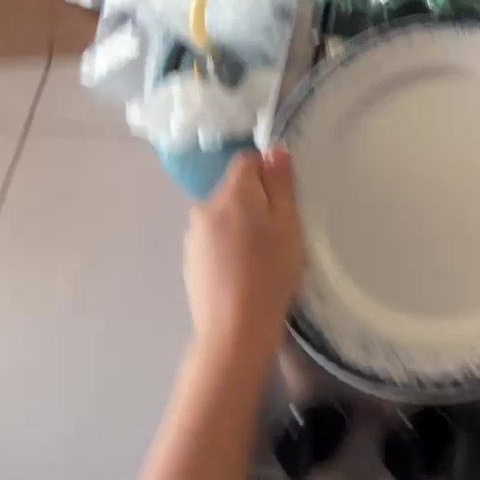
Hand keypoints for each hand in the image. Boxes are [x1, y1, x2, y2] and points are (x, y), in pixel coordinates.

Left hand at [185, 146, 303, 357]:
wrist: (235, 330)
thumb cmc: (271, 271)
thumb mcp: (289, 223)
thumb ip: (281, 184)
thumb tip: (275, 149)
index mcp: (231, 194)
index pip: (247, 161)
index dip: (269, 173)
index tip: (285, 200)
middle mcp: (205, 208)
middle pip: (235, 189)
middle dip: (256, 201)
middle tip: (280, 230)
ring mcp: (194, 237)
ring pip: (225, 215)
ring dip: (242, 224)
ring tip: (263, 254)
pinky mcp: (190, 261)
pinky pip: (215, 239)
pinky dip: (230, 246)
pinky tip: (245, 270)